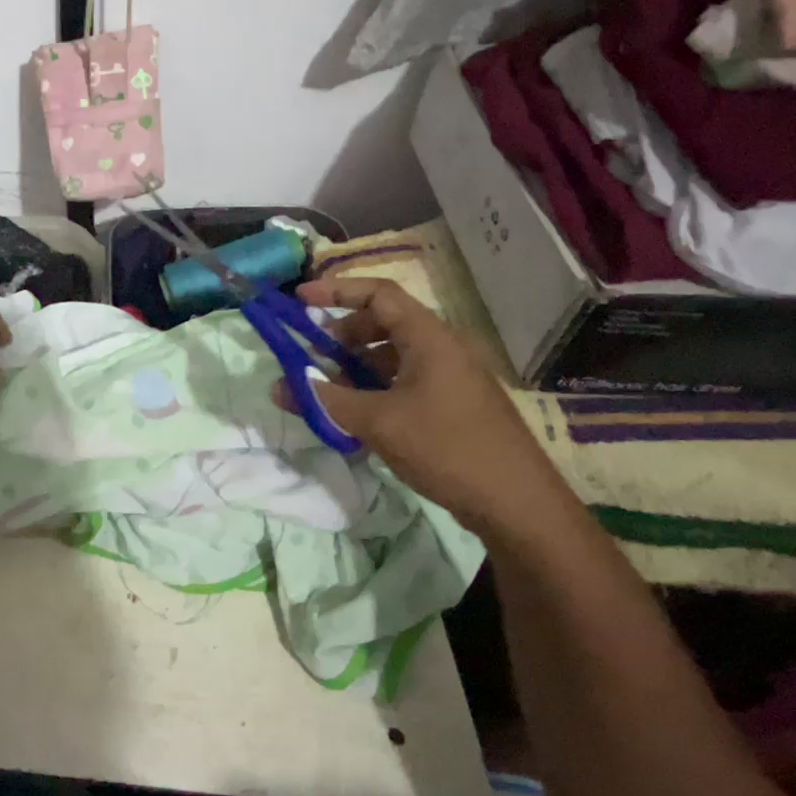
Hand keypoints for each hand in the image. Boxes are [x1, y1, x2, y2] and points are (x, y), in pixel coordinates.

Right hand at [289, 277, 567, 532]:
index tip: (299, 301)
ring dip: (355, 366)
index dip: (336, 291)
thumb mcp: (377, 422)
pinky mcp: (452, 405)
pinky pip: (404, 380)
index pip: (379, 293)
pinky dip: (374, 387)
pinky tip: (356, 416)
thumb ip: (324, 399)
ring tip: (327, 391)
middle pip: (383, 322)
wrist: (518, 505)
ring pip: (392, 355)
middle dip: (341, 334)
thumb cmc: (447, 448)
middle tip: (311, 355)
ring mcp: (450, 377)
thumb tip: (278, 386)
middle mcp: (443, 348)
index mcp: (430, 338)